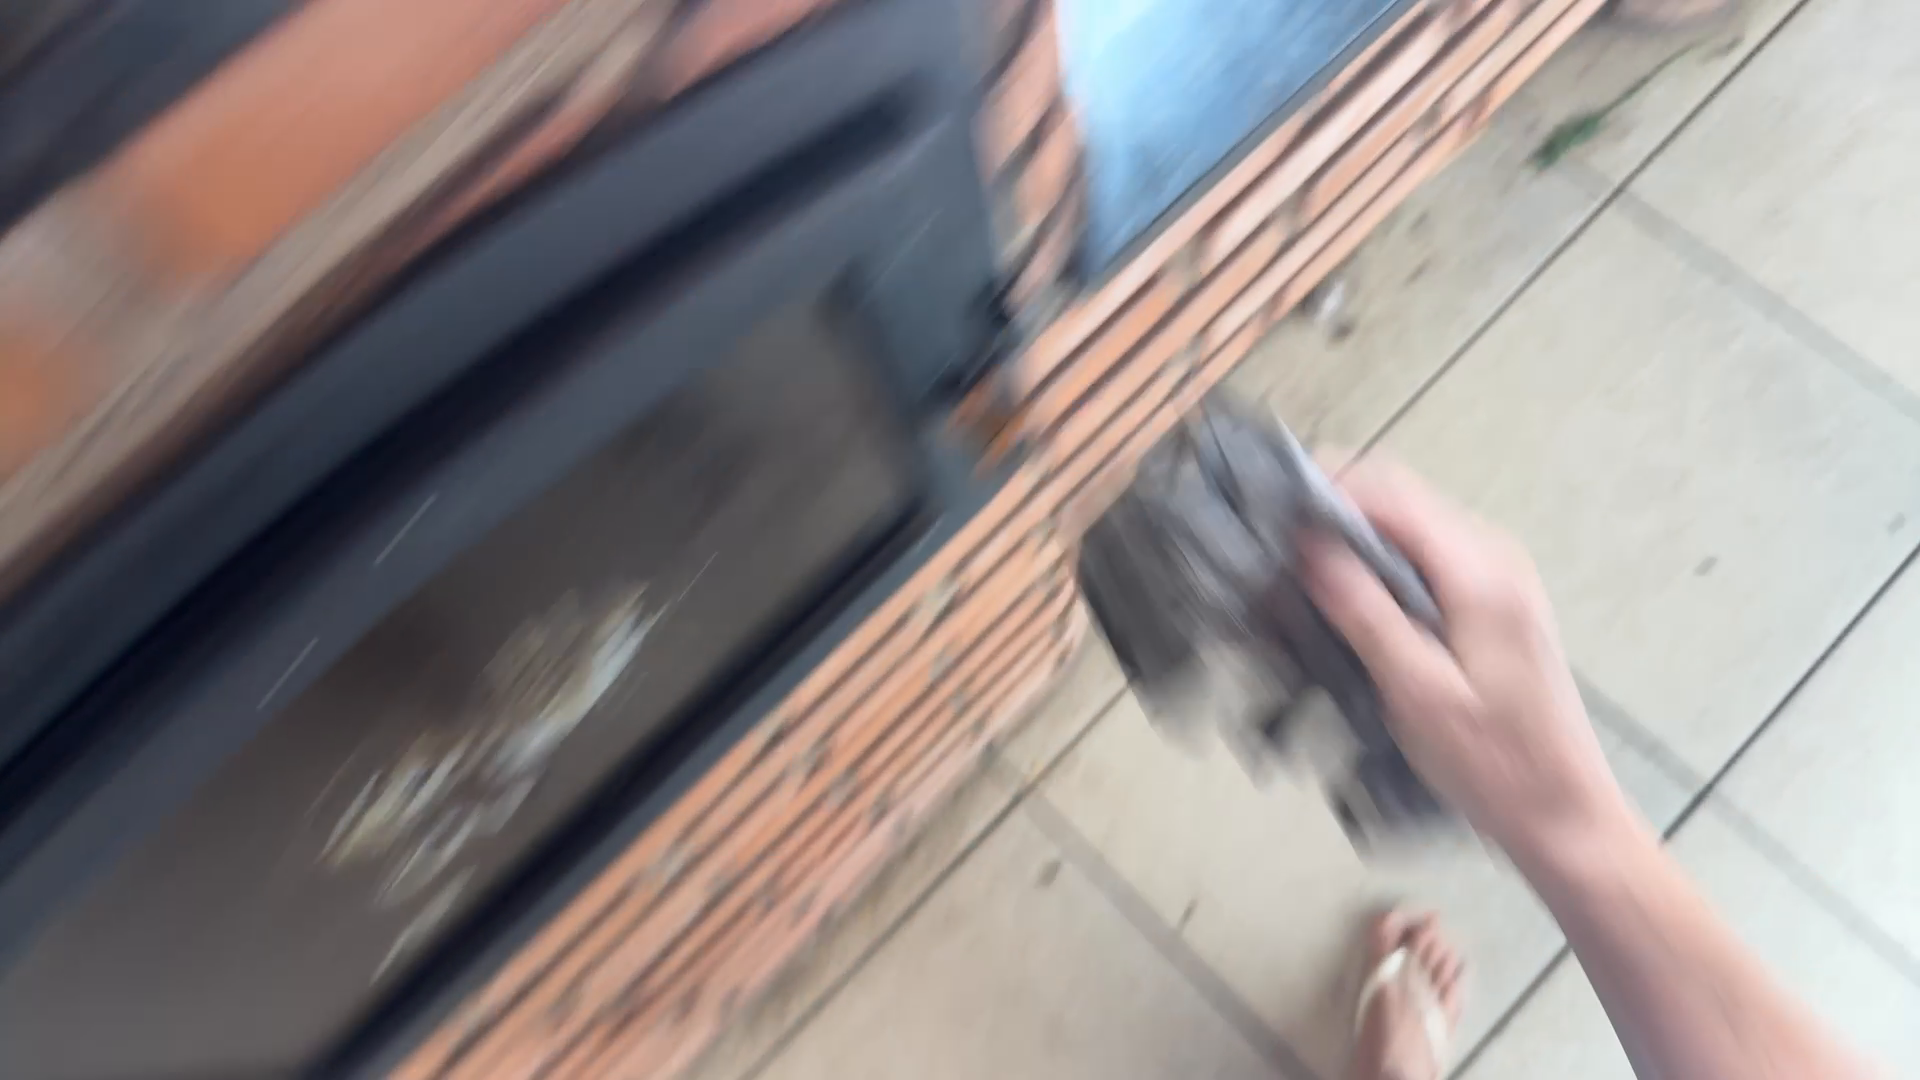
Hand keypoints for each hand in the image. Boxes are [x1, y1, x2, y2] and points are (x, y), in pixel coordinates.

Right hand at [1299, 458, 1637, 858]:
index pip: (1390, 493)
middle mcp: (1491, 556)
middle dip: (1330, 505)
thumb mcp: (1417, 689)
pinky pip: (1415, 550)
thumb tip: (1307, 544)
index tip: (1269, 515)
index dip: (1325, 490)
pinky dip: (1369, 554)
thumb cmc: (1491, 759)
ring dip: (1347, 530)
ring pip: (1403, 520)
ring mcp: (1492, 574)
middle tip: (1272, 540)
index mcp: (1480, 571)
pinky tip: (1338, 587)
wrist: (1564, 814)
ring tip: (1293, 562)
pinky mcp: (1484, 596)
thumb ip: (1365, 611)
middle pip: (1397, 496)